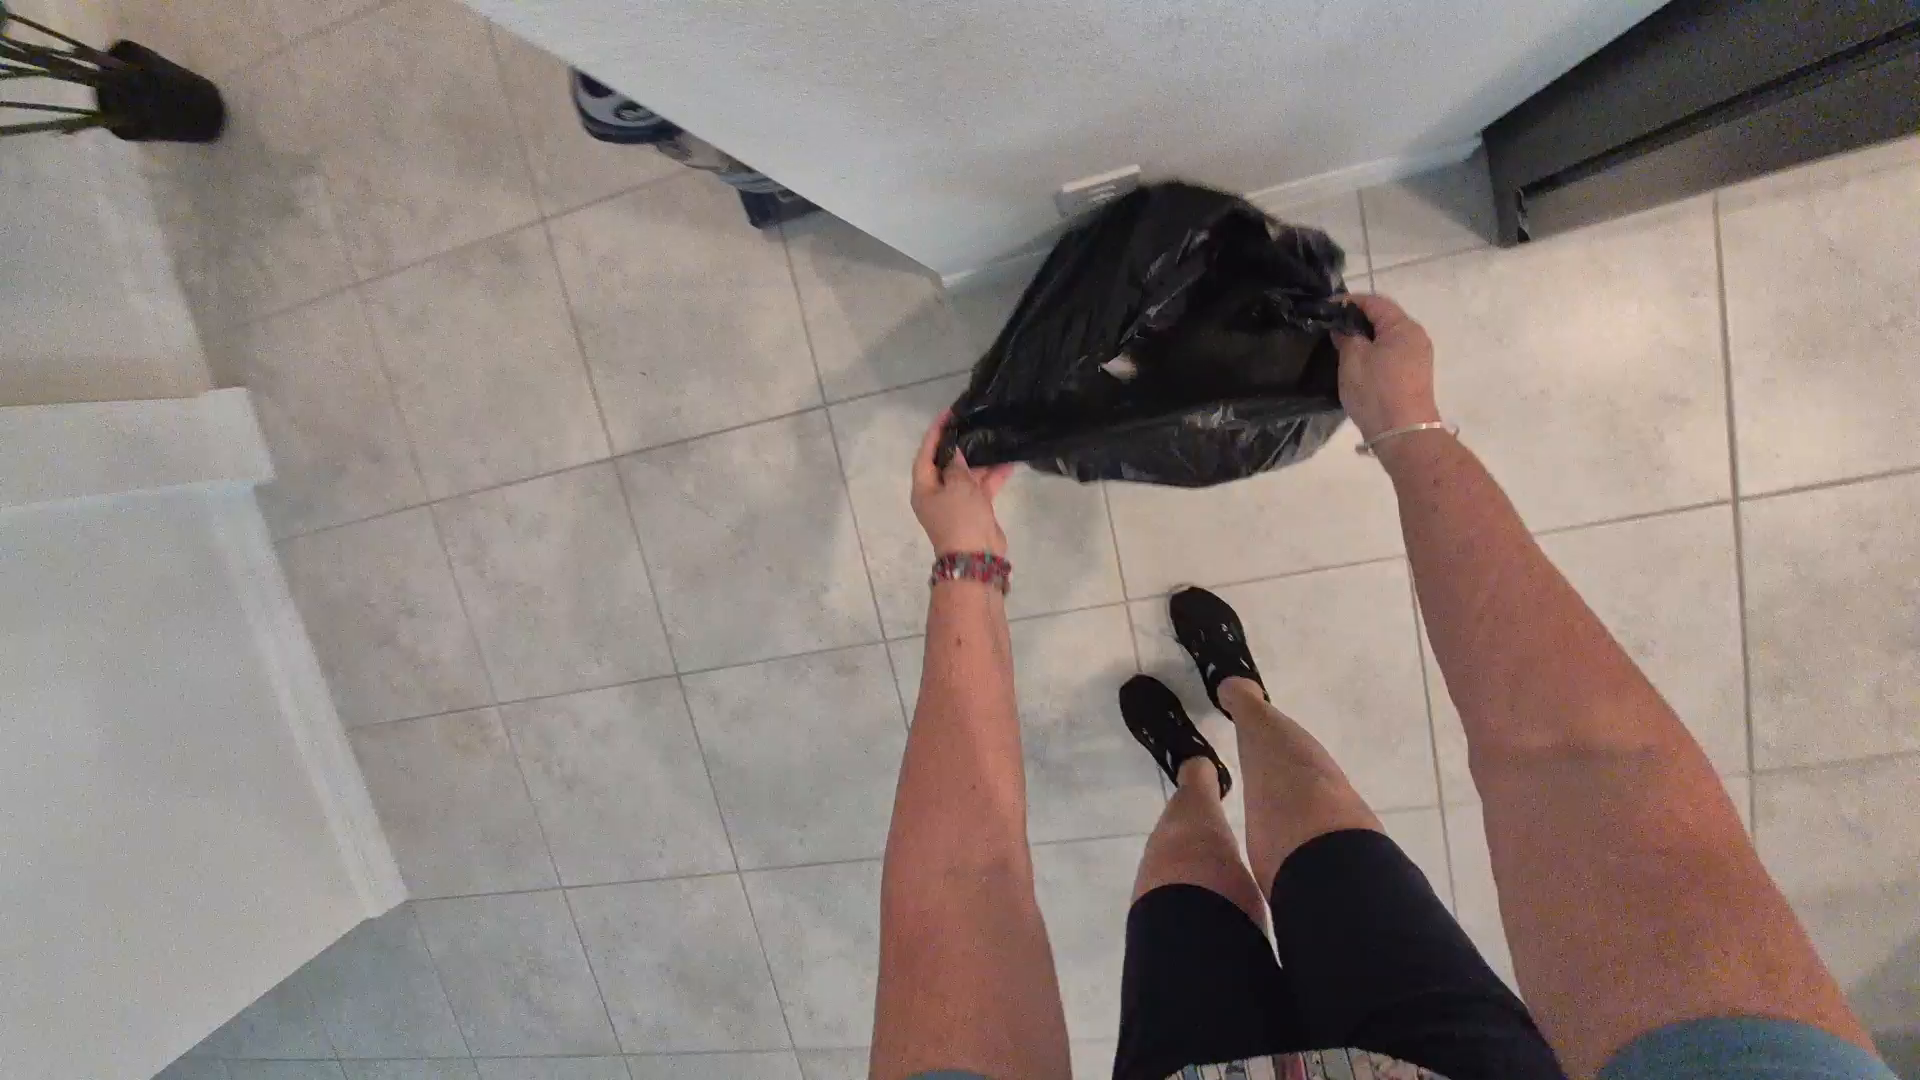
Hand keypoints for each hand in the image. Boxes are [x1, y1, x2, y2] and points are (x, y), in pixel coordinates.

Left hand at [912, 412, 1014, 556]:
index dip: (935, 433)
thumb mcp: (956, 488)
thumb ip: (956, 466)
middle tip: (973, 422)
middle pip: (946, 463)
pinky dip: (993, 476)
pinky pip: (982, 487)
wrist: (976, 557)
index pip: (925, 454)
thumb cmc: (960, 519)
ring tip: (993, 437)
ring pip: (967, 474)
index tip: (948, 414)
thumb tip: (955, 452)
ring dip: (980, 460)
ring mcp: (957, 502)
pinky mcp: (975, 509)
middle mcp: (937, 493)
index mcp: (923, 488)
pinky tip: (1009, 461)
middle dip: (959, 444)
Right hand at [1335, 293, 1441, 441]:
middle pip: (1384, 318)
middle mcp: (1415, 336)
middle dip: (1357, 318)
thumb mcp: (1353, 360)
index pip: (1375, 302)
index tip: (1326, 308)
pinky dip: (1373, 350)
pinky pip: (1390, 351)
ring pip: (1387, 336)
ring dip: (1365, 336)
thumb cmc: (1376, 390)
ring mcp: (1417, 355)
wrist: (1402, 431)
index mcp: (1402, 327)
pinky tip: (1356, 361)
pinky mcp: (1413, 373)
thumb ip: (1347, 337)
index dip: (1350, 301)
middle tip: (1330, 326)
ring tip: (1340, 344)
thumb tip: (1343, 328)